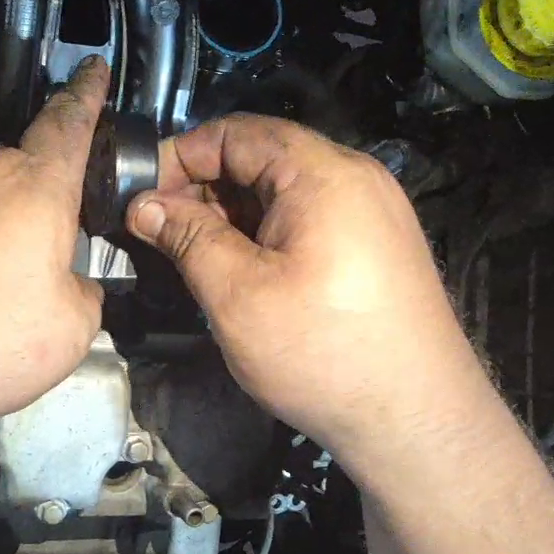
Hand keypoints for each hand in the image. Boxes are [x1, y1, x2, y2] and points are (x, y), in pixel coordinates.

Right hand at [126, 115, 492, 466]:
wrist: (414, 421)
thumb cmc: (320, 353)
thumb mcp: (237, 294)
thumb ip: (186, 237)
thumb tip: (143, 204)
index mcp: (323, 175)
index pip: (237, 132)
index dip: (179, 155)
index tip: (139, 196)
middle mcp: (354, 179)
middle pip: (261, 156)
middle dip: (200, 186)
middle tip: (156, 230)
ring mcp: (370, 213)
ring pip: (281, 191)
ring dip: (228, 213)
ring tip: (187, 253)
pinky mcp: (374, 247)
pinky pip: (305, 218)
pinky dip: (261, 232)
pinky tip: (234, 269)